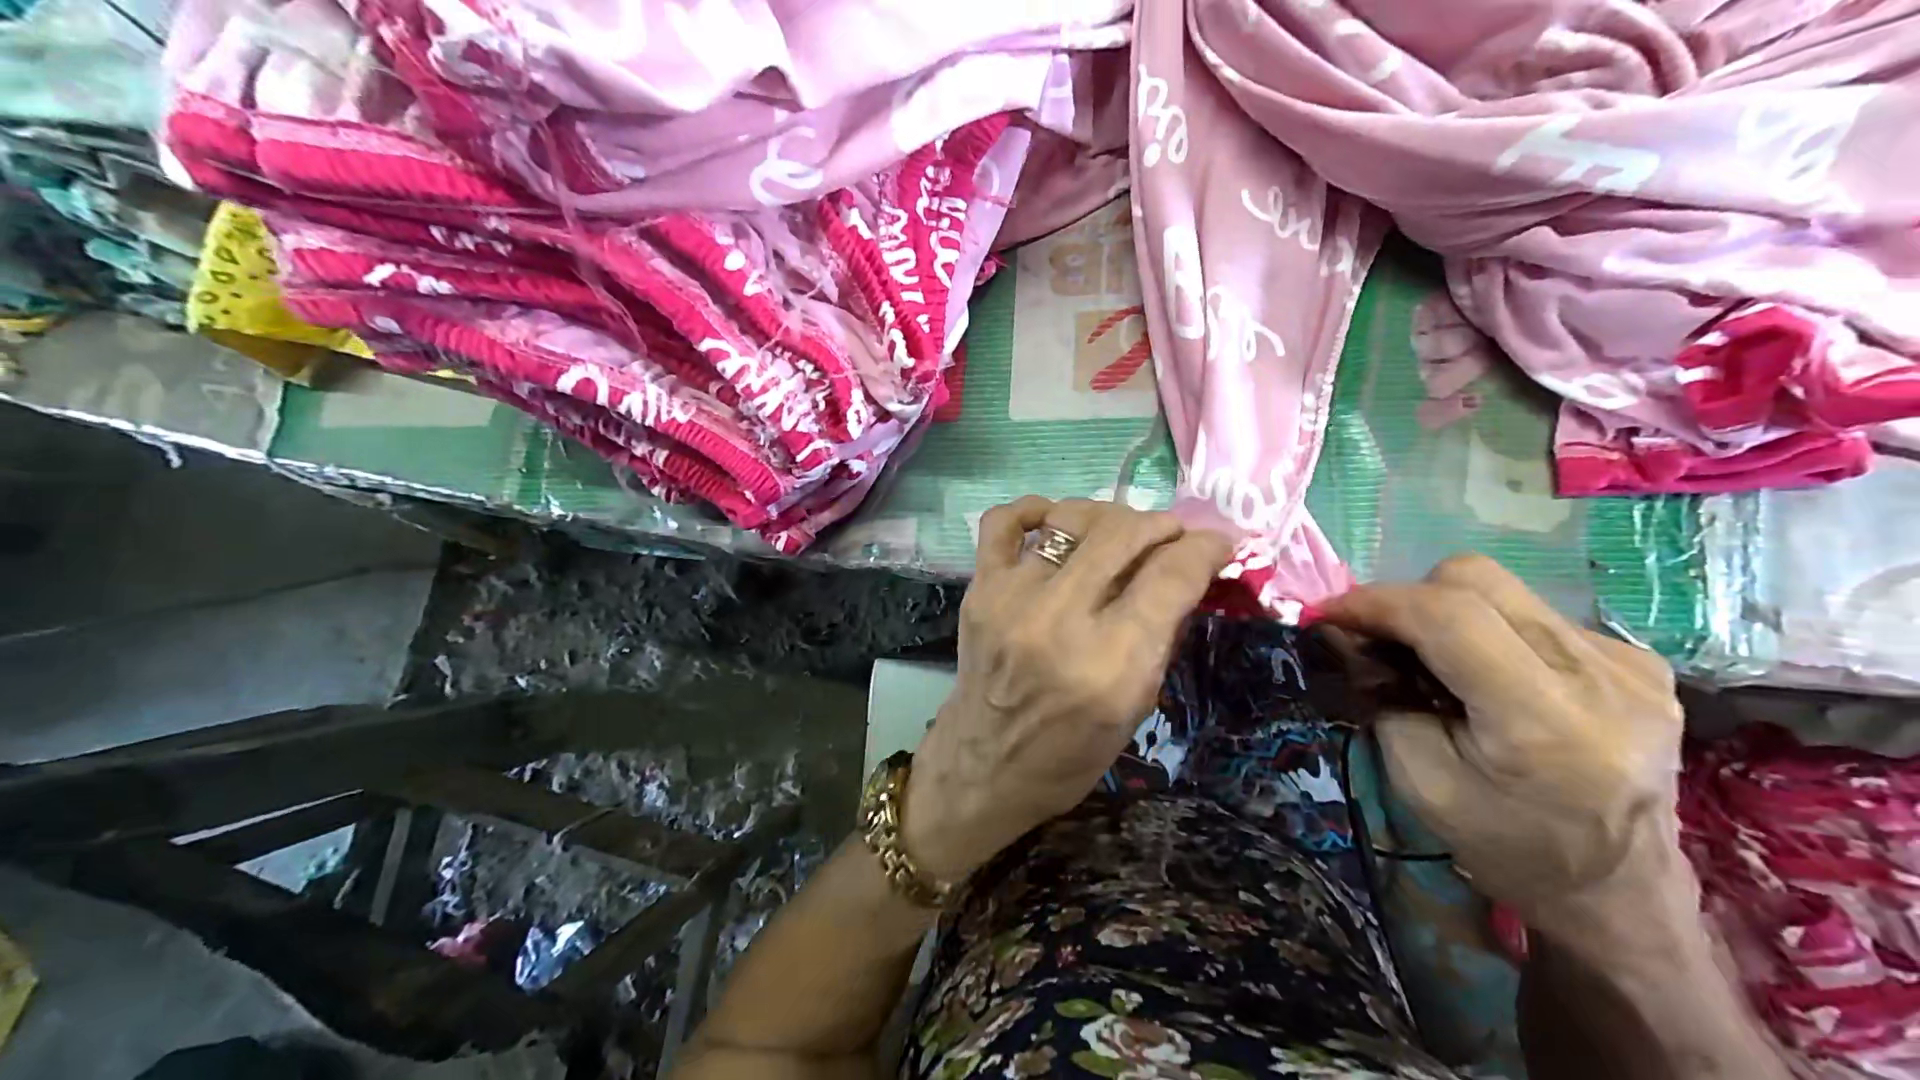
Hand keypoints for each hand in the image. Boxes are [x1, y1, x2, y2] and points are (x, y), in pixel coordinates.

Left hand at [901, 496, 1232, 882]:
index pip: (1171, 577)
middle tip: (1172, 534)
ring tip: (1121, 532)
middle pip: (1124, 534)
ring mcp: (1013, 598)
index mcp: (1112, 664)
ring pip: (1071, 519)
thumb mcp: (1137, 706)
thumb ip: (1159, 635)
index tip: (1216, 543)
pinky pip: (1003, 521)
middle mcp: (1061, 621)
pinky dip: (1035, 510)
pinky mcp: (979, 589)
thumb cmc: (1071, 752)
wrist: (986, 764)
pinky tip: (1055, 523)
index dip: (1205, 548)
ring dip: (1109, 516)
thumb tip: (1182, 571)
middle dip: (1162, 525)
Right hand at [1323, 555, 1689, 936]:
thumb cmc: (1502, 844)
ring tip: (1432, 663)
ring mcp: (1629, 664)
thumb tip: (1344, 633)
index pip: (1449, 616)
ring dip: (1445, 613)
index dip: (1375, 602)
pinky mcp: (1638, 661)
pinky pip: (1533, 612)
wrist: (1615, 889)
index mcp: (1545, 721)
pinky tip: (1489, 677)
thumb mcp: (1418, 778)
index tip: (1324, 614)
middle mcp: (1601, 678)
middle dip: (1407, 599)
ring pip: (1502, 589)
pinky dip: (1488, 631)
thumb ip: (1380, 696)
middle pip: (1474, 580)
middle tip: (1375, 638)